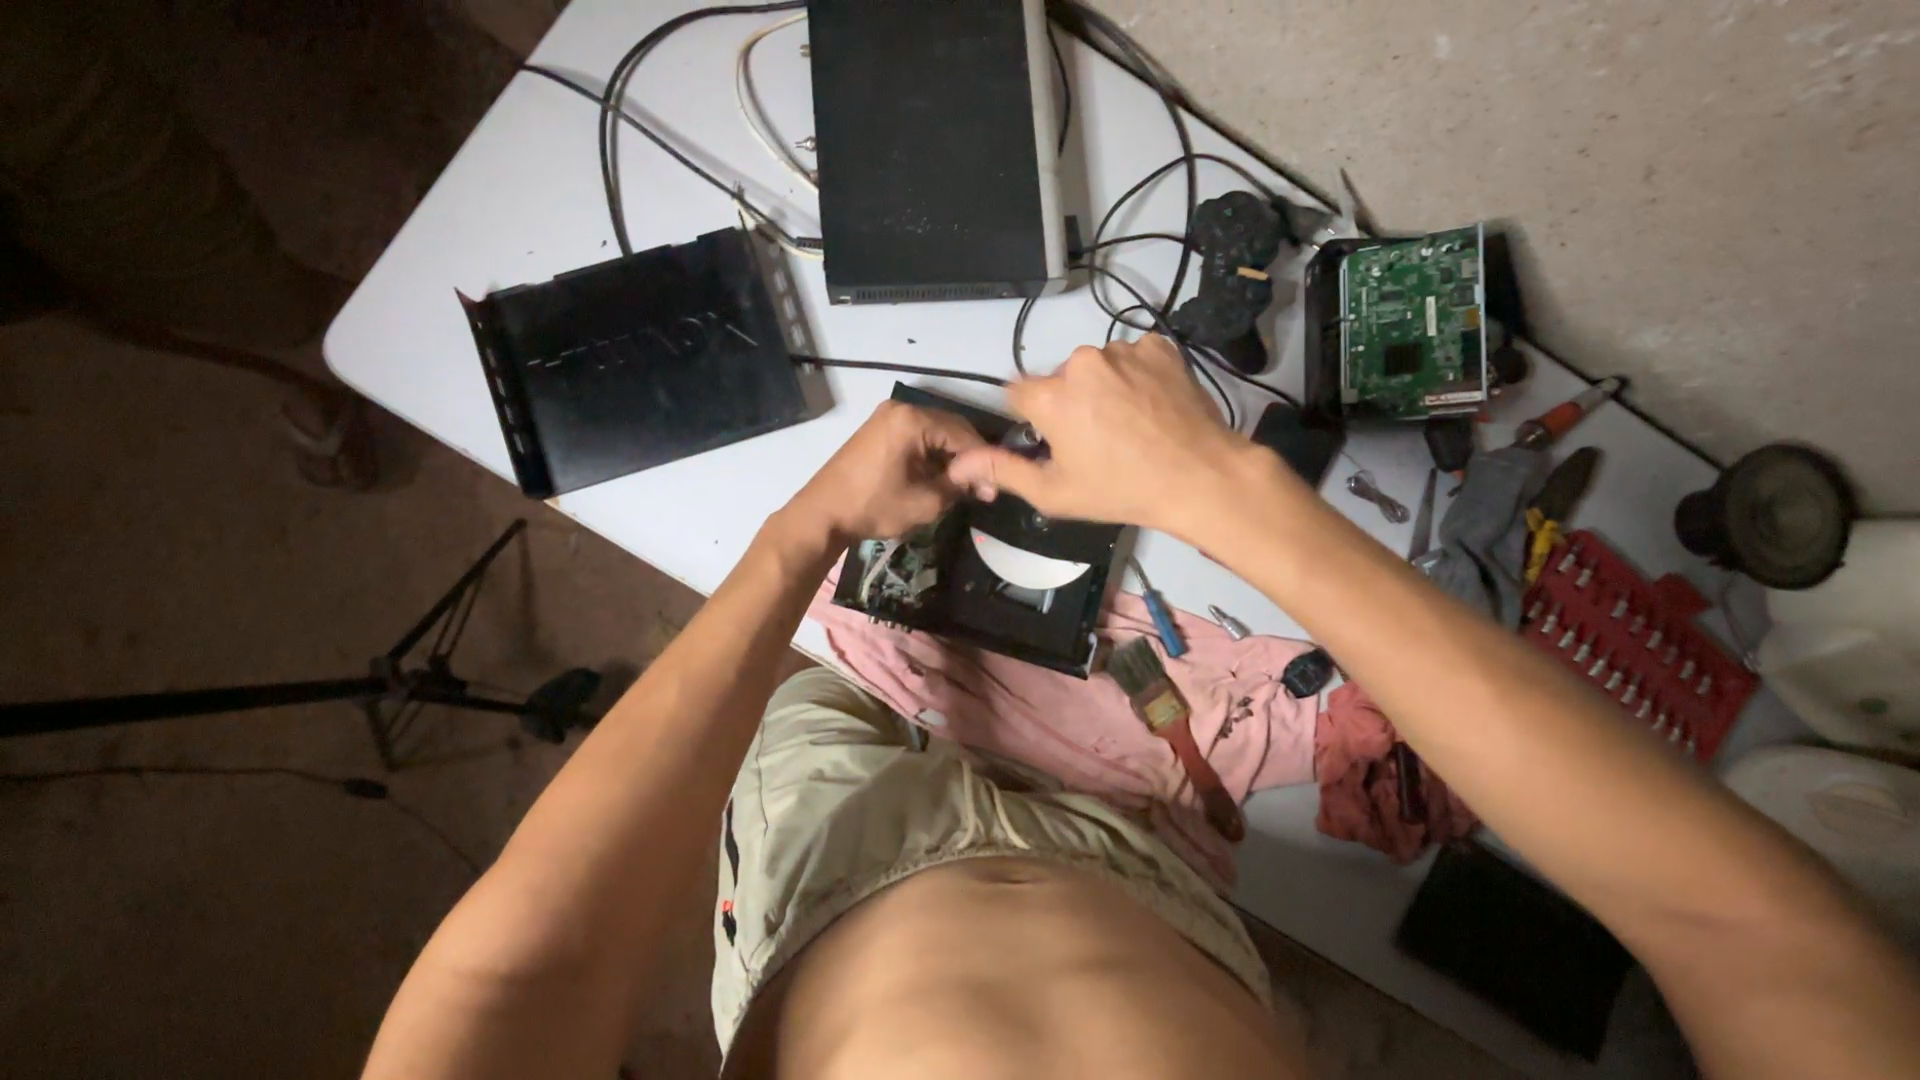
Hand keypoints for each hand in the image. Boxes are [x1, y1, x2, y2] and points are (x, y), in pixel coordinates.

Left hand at [783, 400, 986, 546]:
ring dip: (951, 456)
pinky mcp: (879, 428)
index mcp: (913, 420)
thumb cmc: (874, 506)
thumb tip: (988, 481)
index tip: (996, 486)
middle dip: (968, 457)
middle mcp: (901, 408)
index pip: (964, 434)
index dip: (983, 461)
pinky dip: (932, 453)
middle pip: (951, 428)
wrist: (823, 513)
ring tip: (962, 485)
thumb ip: (960, 484)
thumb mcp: (926, 501)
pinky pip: (917, 435)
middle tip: (982, 488)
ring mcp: (887, 416)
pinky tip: (939, 476)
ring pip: (935, 432)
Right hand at [947, 336, 1272, 536]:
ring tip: (1129, 424)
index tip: (1054, 440)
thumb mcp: (1054, 492)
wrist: (1199, 476)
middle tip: (1098, 441)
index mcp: (1051, 395)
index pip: (1017, 393)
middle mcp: (1081, 361)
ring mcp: (1124, 350)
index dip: (1032, 419)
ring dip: (1103, 388)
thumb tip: (957, 465)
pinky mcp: (1159, 347)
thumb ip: (1002, 470)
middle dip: (1069, 403)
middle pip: (1059, 379)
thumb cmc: (1121, 490)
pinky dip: (1136, 376)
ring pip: (1097, 367)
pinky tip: (1150, 405)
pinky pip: (1133, 357)